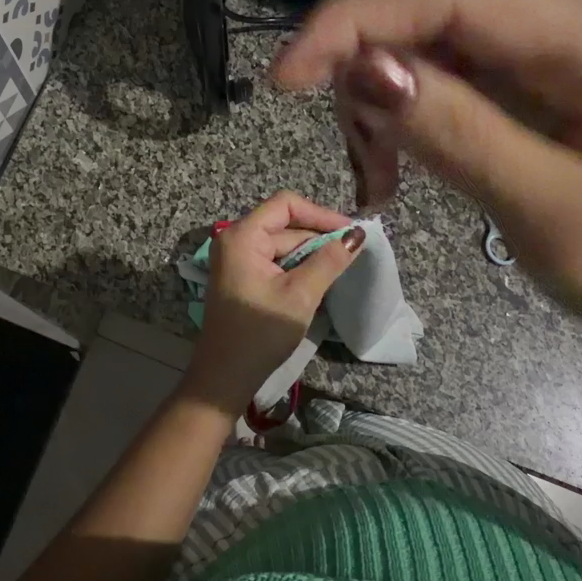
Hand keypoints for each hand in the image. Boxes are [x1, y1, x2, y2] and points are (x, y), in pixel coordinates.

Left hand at [182, 192, 364, 414]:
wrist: (224, 375)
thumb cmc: (260, 333)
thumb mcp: (300, 295)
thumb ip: (329, 261)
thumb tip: (357, 236)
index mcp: (243, 236)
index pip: (286, 205)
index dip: (321, 214)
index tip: (351, 232)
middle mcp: (235, 240)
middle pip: (284, 225)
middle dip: (318, 236)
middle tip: (354, 253)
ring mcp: (236, 259)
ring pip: (281, 244)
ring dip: (310, 253)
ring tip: (342, 266)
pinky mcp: (241, 277)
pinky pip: (274, 261)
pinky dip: (297, 266)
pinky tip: (319, 278)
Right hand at [274, 0, 581, 355]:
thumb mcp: (566, 229)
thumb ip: (466, 140)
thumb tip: (365, 70)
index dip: (354, 21)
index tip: (283, 81)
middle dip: (363, 46)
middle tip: (347, 141)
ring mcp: (577, 22)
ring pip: (436, 9)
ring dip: (382, 73)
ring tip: (381, 165)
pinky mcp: (557, 50)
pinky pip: (457, 43)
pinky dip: (411, 89)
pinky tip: (406, 147)